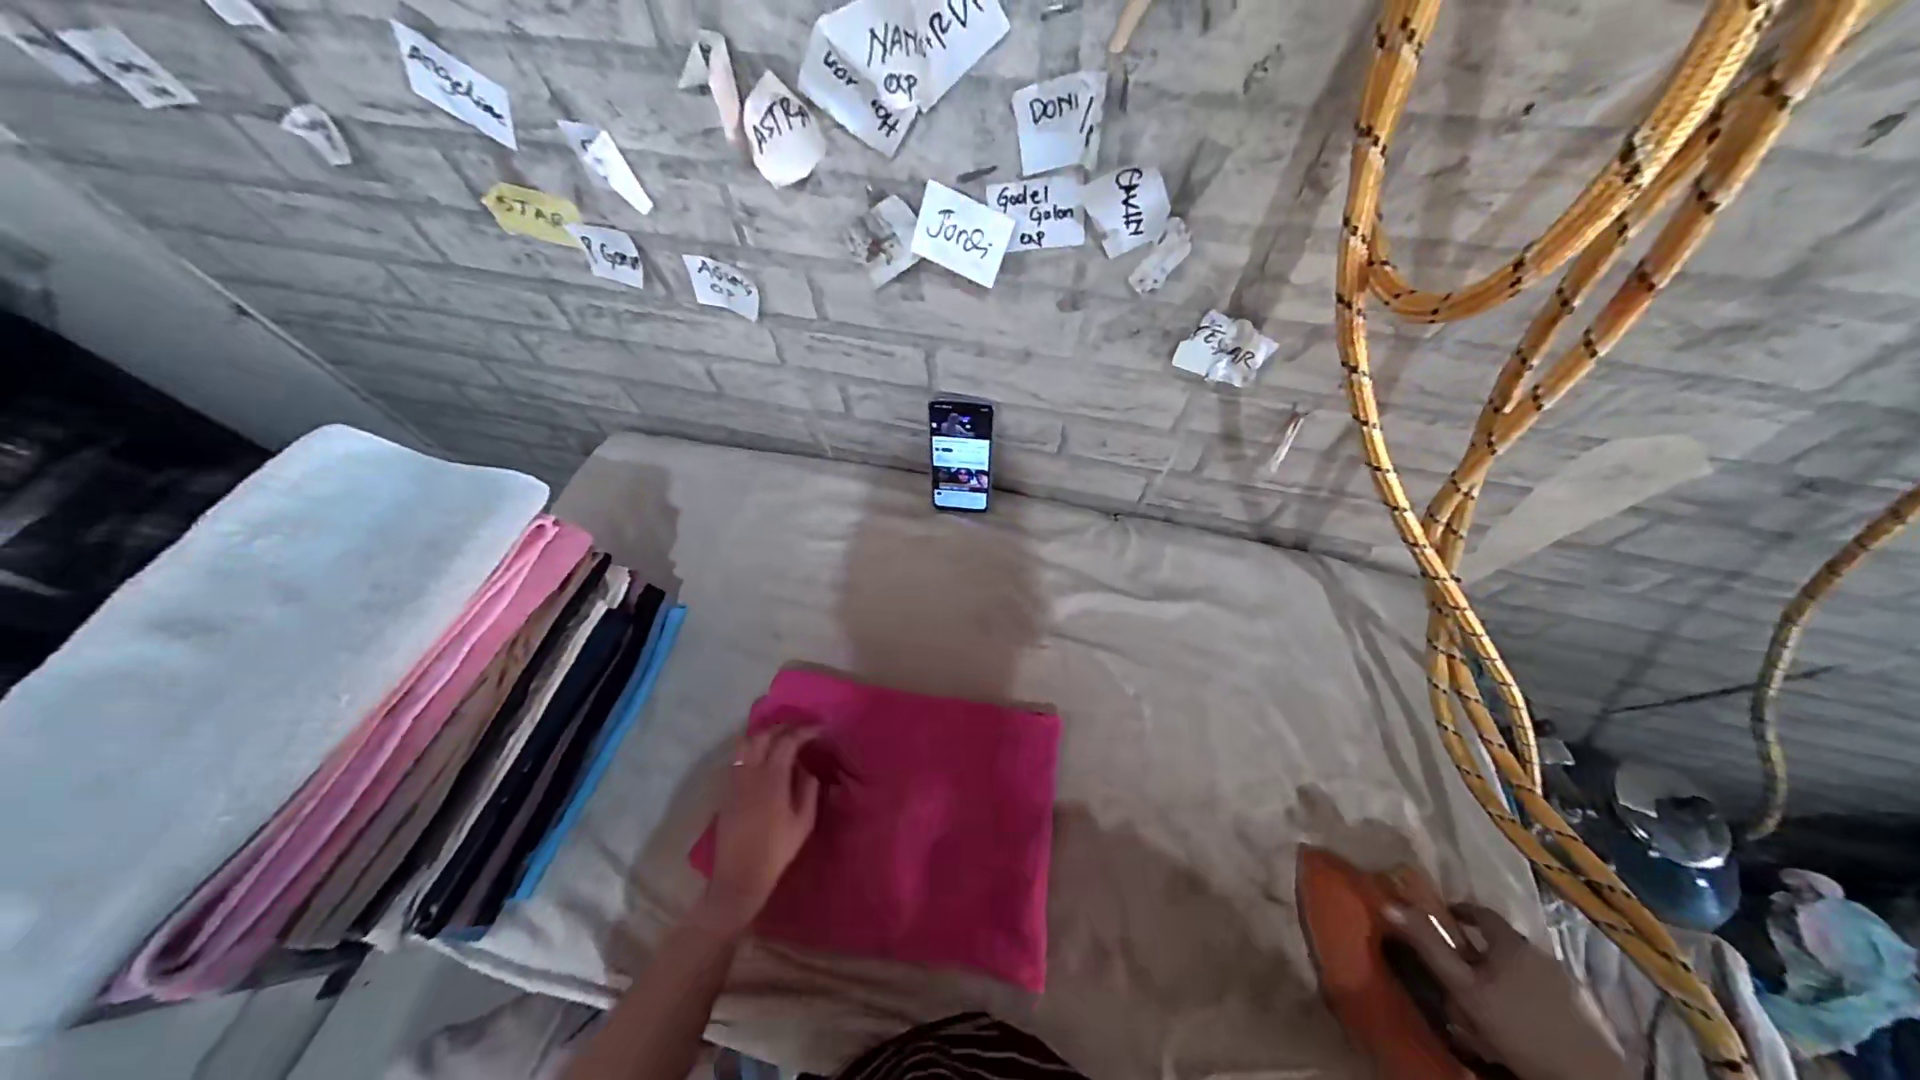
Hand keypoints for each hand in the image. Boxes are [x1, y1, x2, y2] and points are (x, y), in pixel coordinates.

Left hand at [694, 725, 822, 934]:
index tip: (820, 729)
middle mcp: (750, 773)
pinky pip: (739, 758)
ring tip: (781, 739)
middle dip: (783, 727)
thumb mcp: (804, 821)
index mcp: (772, 778)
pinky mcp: (726, 790)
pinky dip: (753, 749)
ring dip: (764, 735)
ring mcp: (735, 780)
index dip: (805, 731)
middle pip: (763, 735)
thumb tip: (806, 767)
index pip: (788, 741)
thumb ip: (808, 788)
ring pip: (746, 743)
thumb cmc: (777, 851)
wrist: (739, 877)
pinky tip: (764, 758)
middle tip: (801, 730)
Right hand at [1385, 903, 1629, 1079]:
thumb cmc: (1515, 1025)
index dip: (1460, 911)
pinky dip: (1521, 994)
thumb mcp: (1462, 987)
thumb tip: (1389, 905)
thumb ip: (1428, 946)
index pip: (1482, 912)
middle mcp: (1540, 953)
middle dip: (1478, 953)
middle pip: (1501, 943)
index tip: (1444, 917)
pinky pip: (1539, 989)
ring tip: (1481, 997)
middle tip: (1457, 969)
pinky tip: (1513, 1017)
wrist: (1583, 1078)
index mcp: (1511, 942)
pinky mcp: (1580, 1010)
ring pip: (1520, 968)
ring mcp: (1564, 982)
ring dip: (1499, 975)